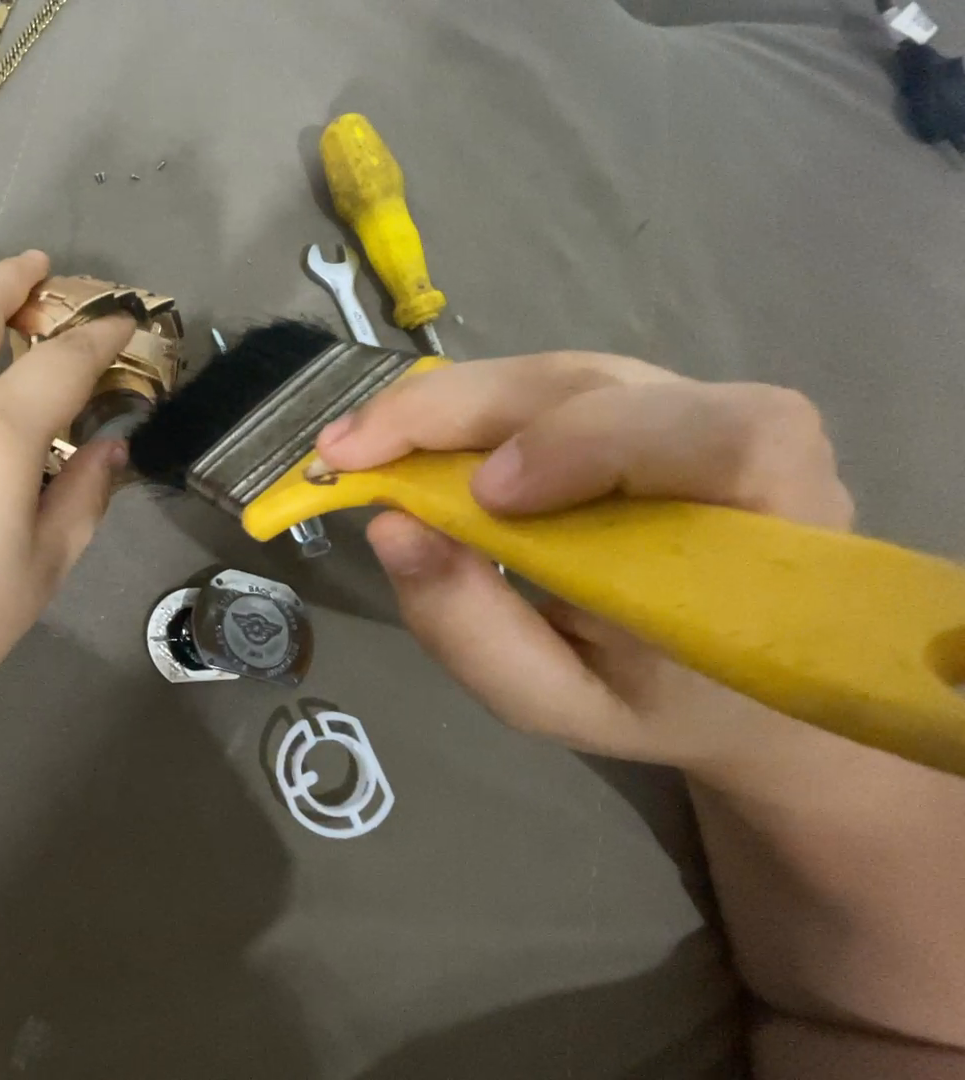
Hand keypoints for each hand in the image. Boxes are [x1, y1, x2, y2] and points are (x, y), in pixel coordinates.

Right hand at [316, 352, 855, 771]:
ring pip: (546, 374)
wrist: (729, 679)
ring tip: (352, 449)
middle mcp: (734, 441)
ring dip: (434, 406)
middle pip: (590, 383)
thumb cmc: (653, 702)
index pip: (720, 438)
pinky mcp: (622, 404)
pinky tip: (392, 441)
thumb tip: (387, 527)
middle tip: (344, 454)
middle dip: (453, 411)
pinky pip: (528, 387)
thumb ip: (474, 631)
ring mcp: (674, 408)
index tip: (485, 498)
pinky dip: (446, 410)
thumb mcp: (556, 700)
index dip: (591, 443)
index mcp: (765, 532)